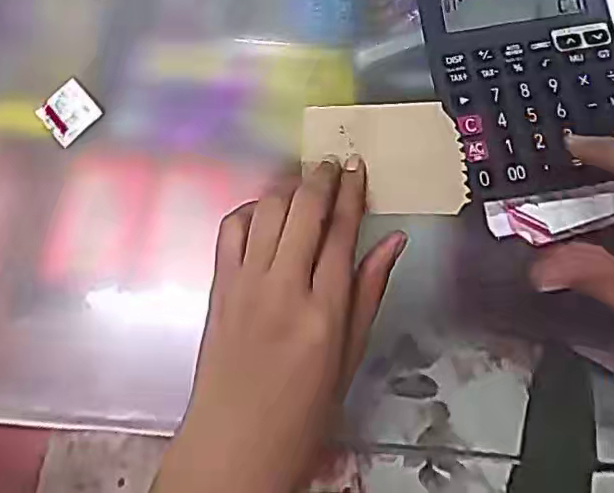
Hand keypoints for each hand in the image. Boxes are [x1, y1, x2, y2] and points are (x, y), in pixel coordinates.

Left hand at [154, 159, 406, 492]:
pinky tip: (266, 212)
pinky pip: (233, 227)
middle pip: (305, 208)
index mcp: (325, 312)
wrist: (233, 450)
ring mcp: (247, 283)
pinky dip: (252, 209)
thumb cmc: (302, 414)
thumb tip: (394, 241)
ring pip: (270, 209)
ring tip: (304, 181)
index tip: (357, 168)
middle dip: (322, 177)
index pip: (342, 231)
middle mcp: (285, 288)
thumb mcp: (349, 358)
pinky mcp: (219, 285)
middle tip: (333, 164)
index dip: (352, 192)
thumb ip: (370, 291)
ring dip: (290, 186)